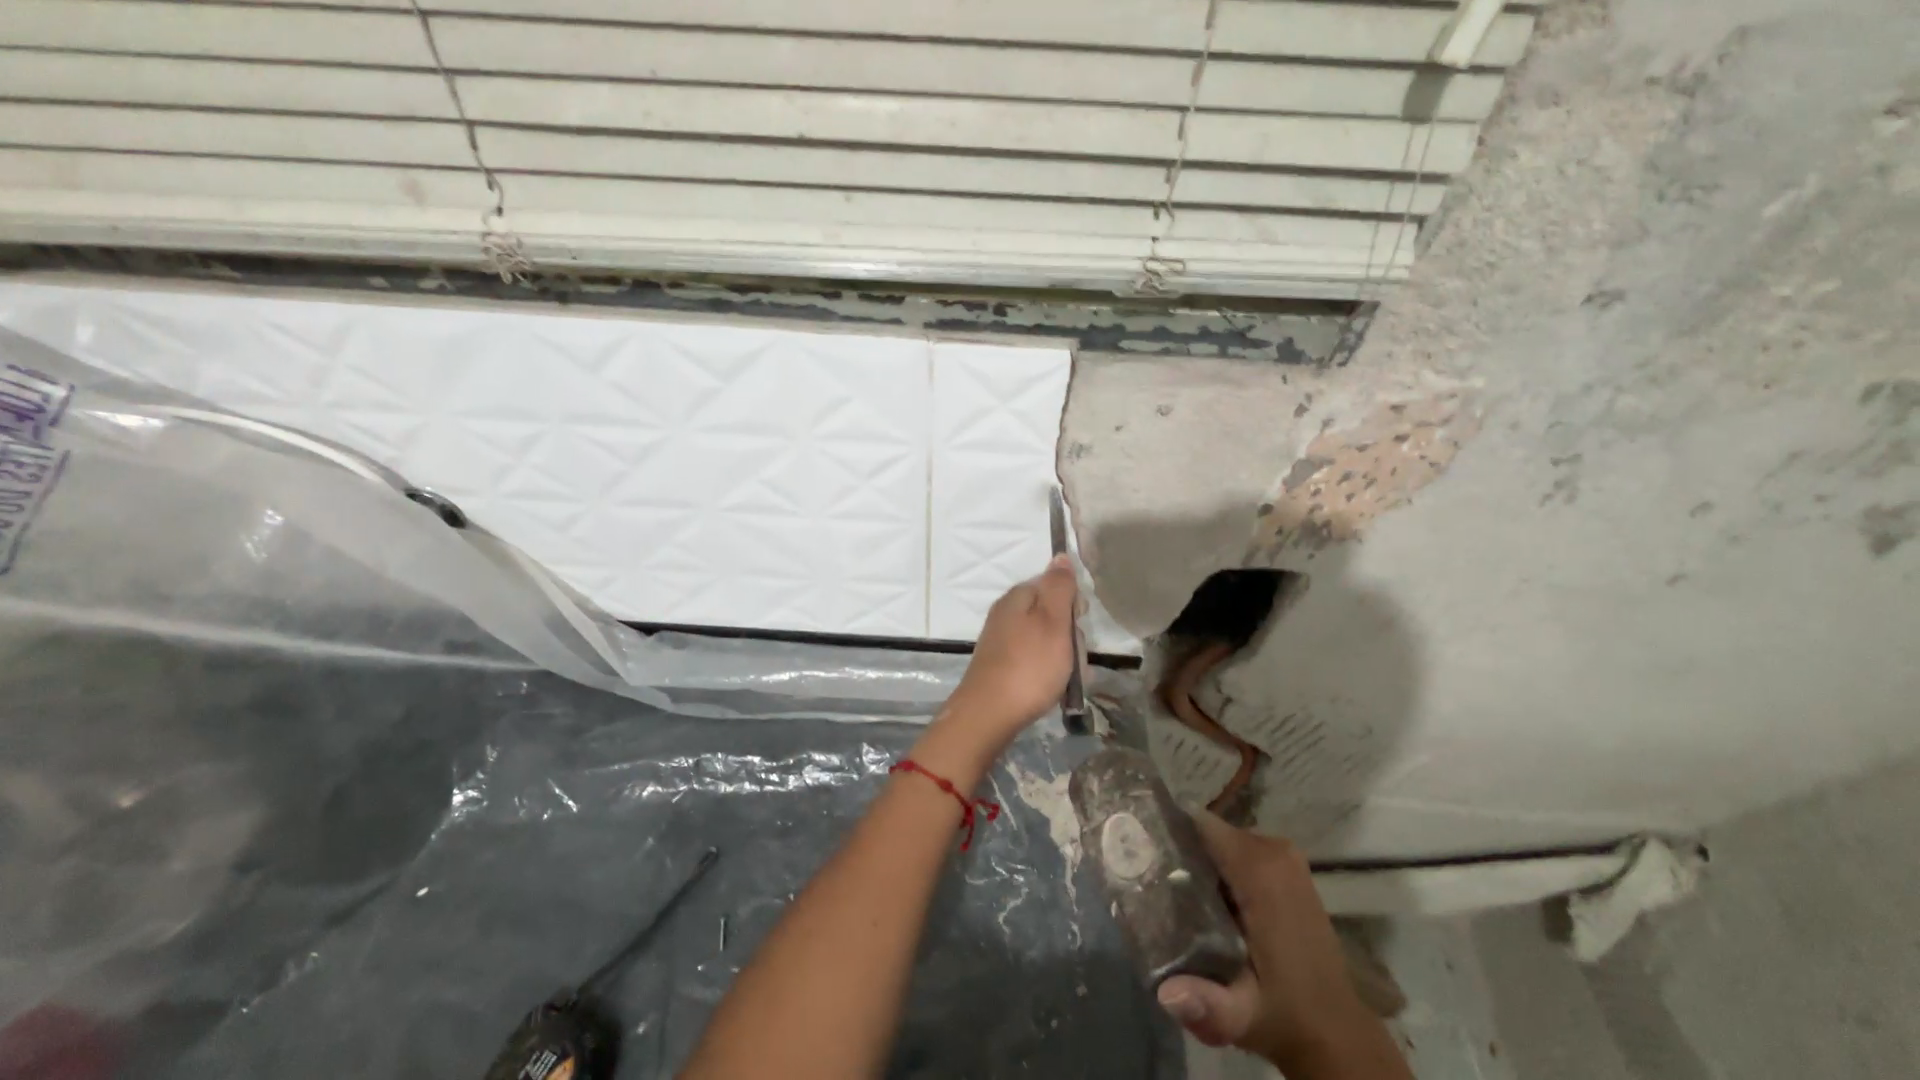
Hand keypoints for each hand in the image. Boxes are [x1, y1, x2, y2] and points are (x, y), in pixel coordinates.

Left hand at [917, 555, 1077, 772]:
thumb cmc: (1029, 666)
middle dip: (1069, 635)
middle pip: (1050, 614)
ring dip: (1062, 657)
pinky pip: (1033, 660)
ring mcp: (1001, 641)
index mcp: (1017, 598)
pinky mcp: (1001, 666)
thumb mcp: (1053, 621)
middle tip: (1073, 657)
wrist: (990, 714)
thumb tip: (1061, 556)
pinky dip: (1047, 672)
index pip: (1053, 585)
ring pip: (1045, 640)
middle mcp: (1006, 614)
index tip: (1079, 624)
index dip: (1073, 604)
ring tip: (1066, 678)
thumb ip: (1059, 587)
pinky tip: (1052, 688)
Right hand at [1157, 814, 1410, 1078]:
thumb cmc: (1286, 1014)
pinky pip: (1240, 853)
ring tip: (1167, 895)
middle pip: (1208, 833)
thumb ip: (1206, 1004)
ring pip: (1222, 842)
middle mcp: (1275, 853)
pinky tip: (1200, 904)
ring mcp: (1286, 860)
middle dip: (1176, 853)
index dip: (1165, 833)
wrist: (1334, 1030)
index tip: (1136, 853)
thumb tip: (1165, 993)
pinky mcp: (1290, 871)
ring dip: (1196, 864)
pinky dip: (1218, 871)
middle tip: (1145, 883)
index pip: (1201, 825)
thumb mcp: (1241, 1017)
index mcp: (1262, 873)